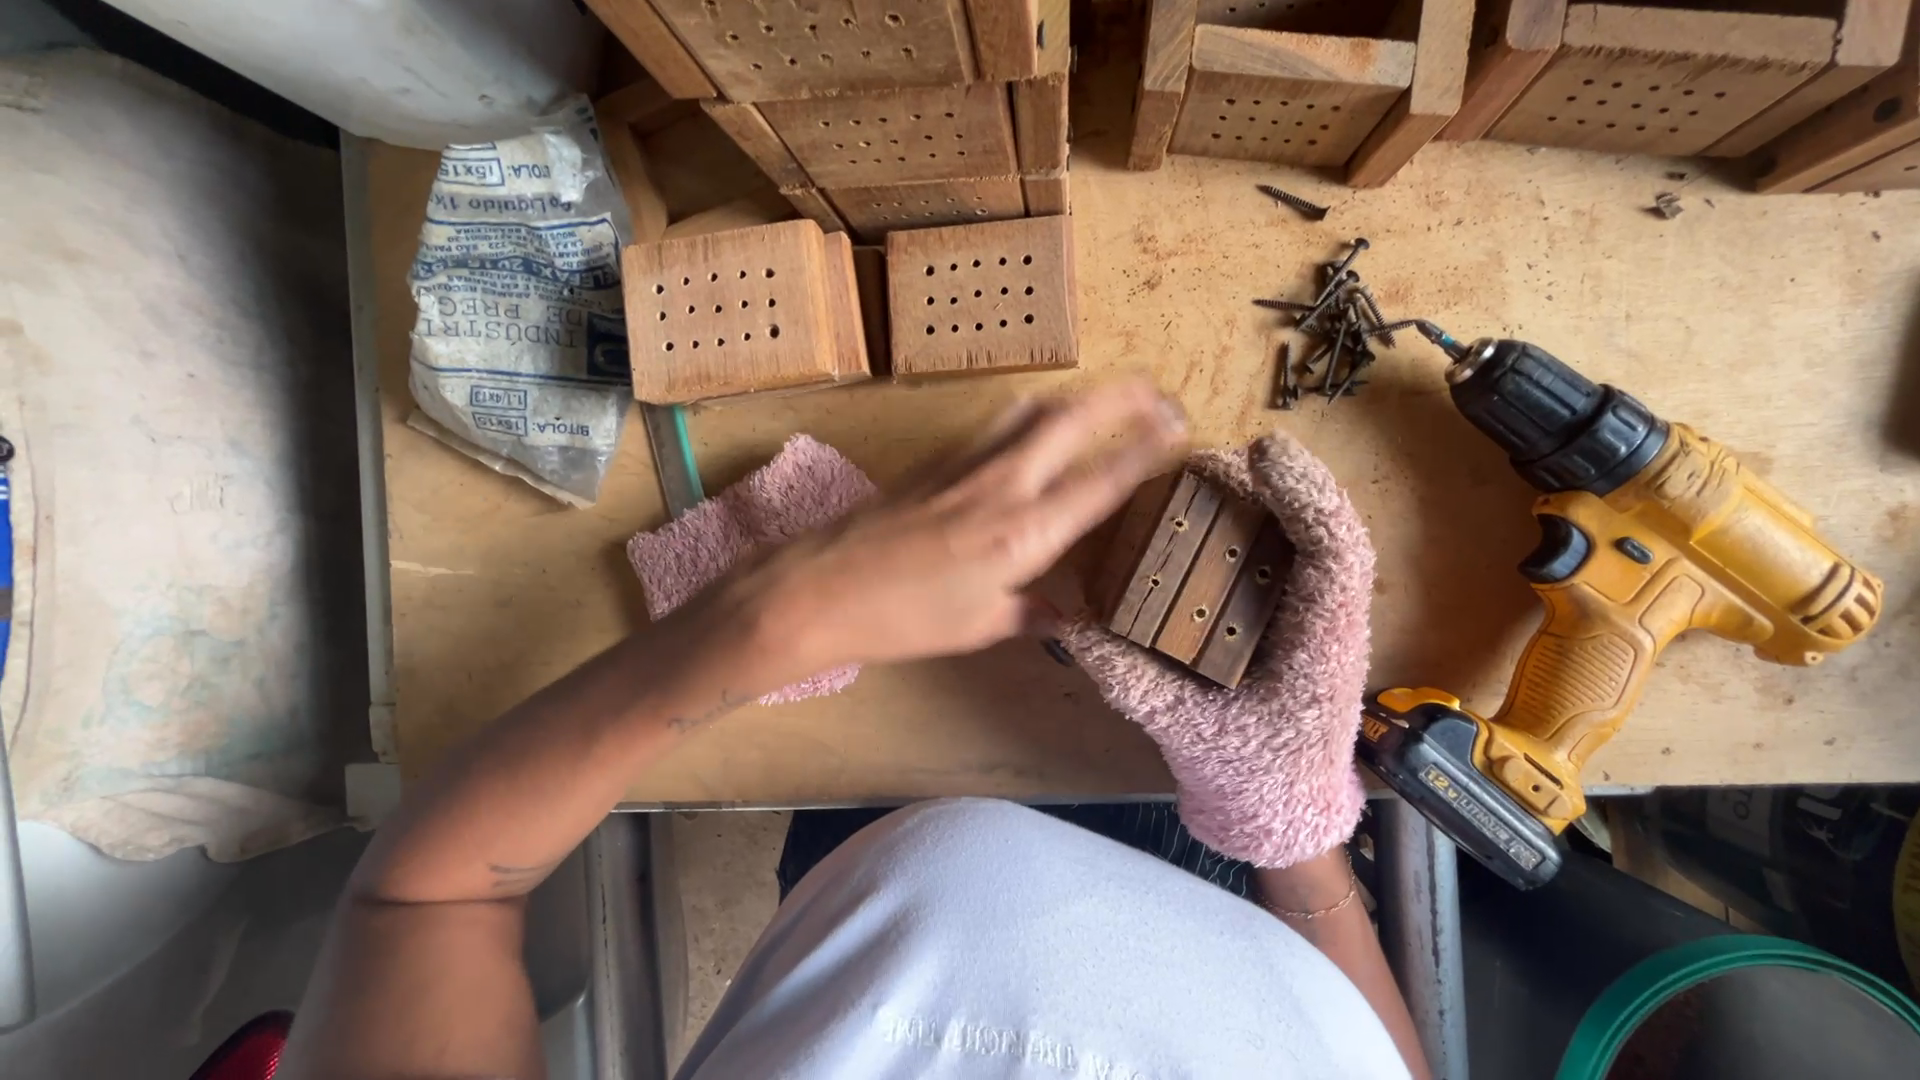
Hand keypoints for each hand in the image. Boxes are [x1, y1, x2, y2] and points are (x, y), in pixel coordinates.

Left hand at [715, 379, 1185, 682]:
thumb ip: (1033, 614)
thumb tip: (1070, 616)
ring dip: (1076, 400)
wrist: (820, 588)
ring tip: (1102, 404)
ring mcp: (966, 463)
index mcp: (1025, 532)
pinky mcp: (936, 459)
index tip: (1180, 429)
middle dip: (1124, 398)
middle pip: (1074, 419)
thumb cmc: (904, 620)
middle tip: (1157, 394)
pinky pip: (996, 424)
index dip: (1148, 450)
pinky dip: (1029, 416)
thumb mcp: (979, 627)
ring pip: (1033, 410)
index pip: (1102, 481)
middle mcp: (1004, 484)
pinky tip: (1031, 430)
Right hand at [1064, 434, 1376, 868]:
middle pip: (1320, 528)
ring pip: (1303, 536)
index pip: (1334, 552)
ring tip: (1205, 473)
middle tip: (1209, 459)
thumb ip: (1134, 684)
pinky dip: (1248, 525)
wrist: (1280, 811)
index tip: (1263, 453)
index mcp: (1319, 647)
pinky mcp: (1286, 618)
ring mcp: (1308, 615)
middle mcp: (1324, 618)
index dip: (1305, 495)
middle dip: (1273, 483)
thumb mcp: (1187, 734)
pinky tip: (1204, 515)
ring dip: (1261, 498)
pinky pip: (1280, 556)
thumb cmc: (1253, 779)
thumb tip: (1074, 629)